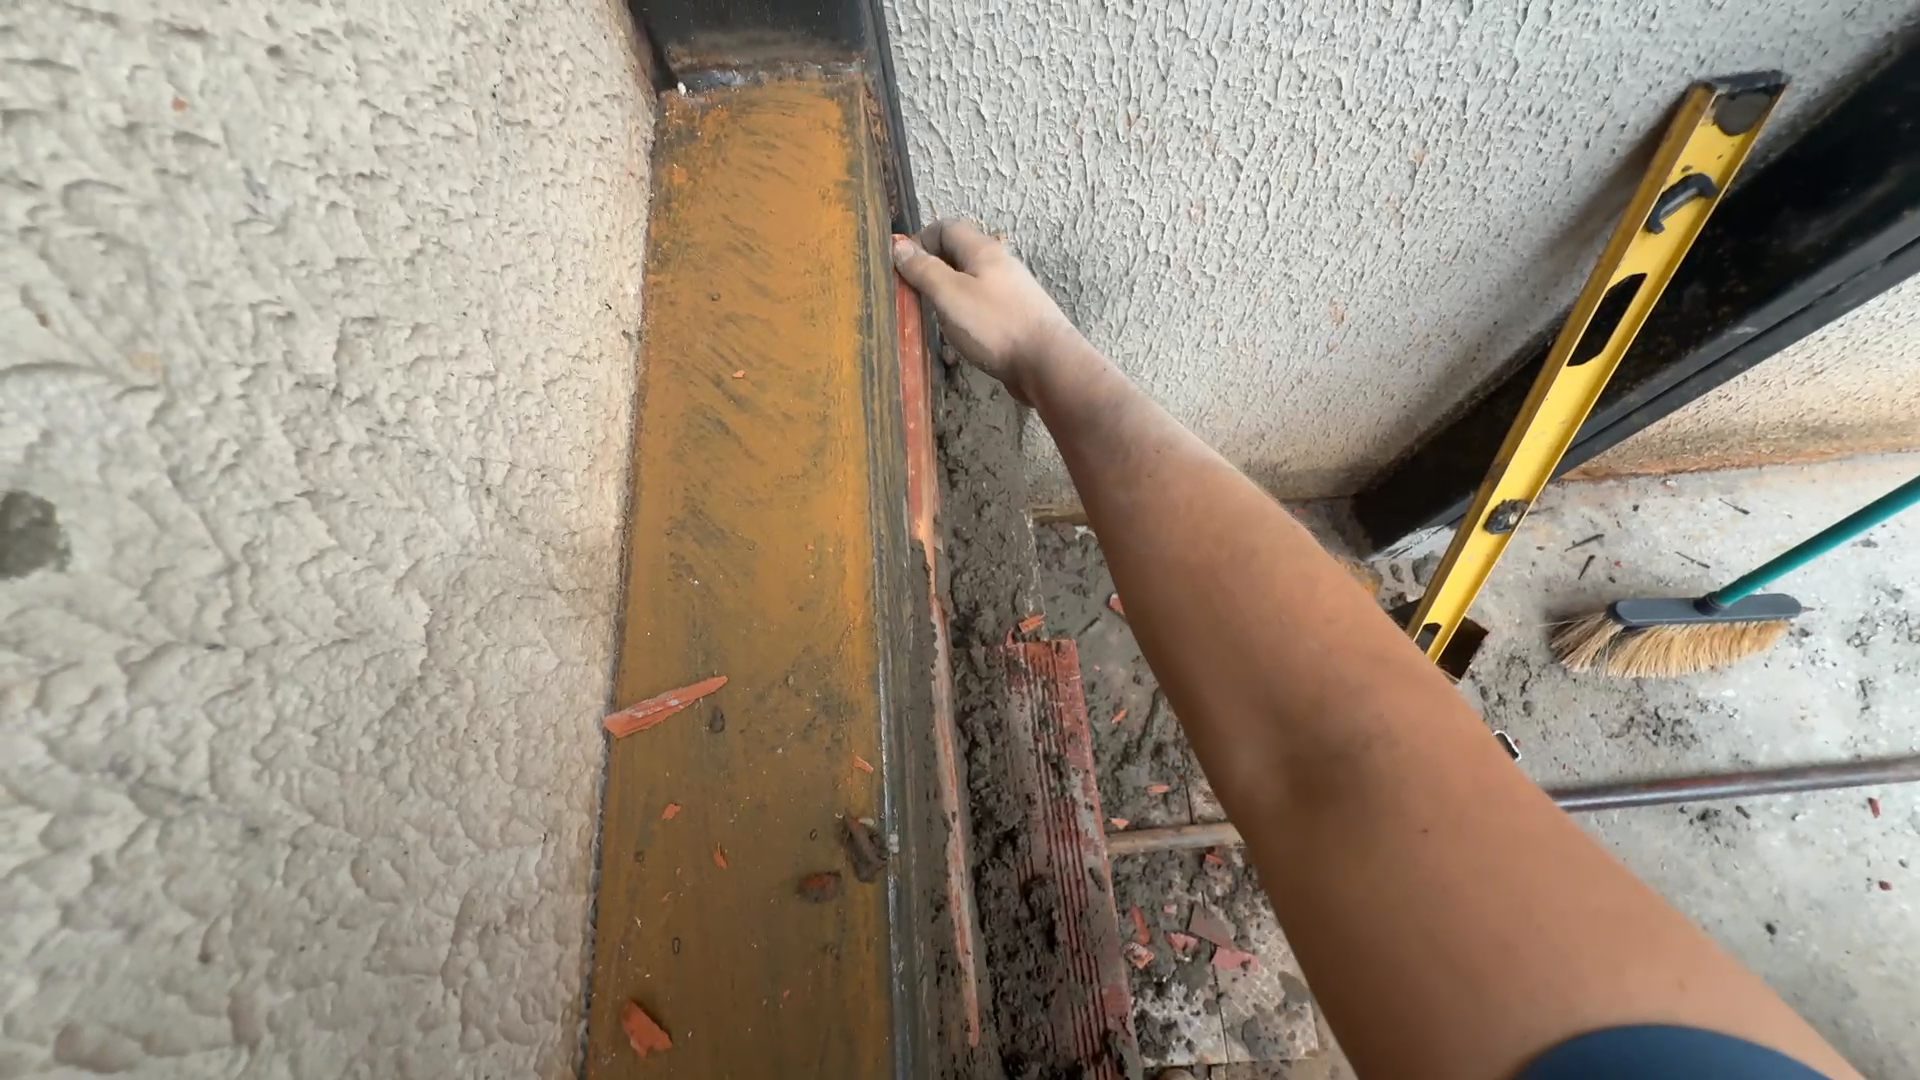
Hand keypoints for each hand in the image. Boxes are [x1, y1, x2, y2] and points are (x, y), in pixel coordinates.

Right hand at [891, 220, 1082, 403]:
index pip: (946, 227)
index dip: (921, 241)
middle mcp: (999, 266)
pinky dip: (966, 319)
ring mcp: (1010, 293)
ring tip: (935, 321)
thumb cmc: (995, 325)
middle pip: (958, 256)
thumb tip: (899, 247)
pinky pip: (983, 310)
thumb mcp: (950, 294)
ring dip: (948, 299)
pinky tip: (961, 340)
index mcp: (983, 251)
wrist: (1046, 363)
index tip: (903, 268)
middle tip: (915, 298)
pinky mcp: (1015, 319)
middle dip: (932, 272)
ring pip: (970, 285)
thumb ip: (924, 270)